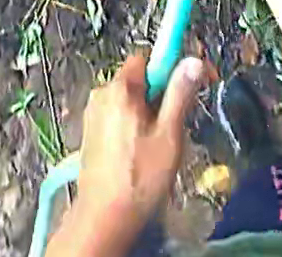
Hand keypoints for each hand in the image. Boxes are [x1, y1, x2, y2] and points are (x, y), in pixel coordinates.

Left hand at [73, 55, 207, 237]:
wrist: (102, 222)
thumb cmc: (140, 179)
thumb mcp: (169, 135)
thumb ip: (180, 94)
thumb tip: (193, 60)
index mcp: (120, 89)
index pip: (147, 58)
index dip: (168, 68)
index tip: (184, 86)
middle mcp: (102, 94)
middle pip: (137, 79)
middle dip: (157, 95)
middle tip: (171, 124)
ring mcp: (92, 114)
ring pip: (127, 99)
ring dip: (144, 112)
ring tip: (155, 144)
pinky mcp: (89, 134)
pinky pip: (115, 116)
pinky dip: (129, 125)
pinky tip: (137, 153)